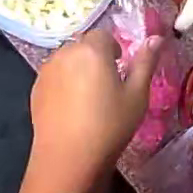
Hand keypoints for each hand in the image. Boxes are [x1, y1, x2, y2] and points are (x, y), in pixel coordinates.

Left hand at [30, 28, 163, 171]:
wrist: (69, 158)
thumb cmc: (109, 125)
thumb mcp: (137, 95)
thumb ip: (146, 62)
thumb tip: (156, 38)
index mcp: (92, 50)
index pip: (103, 35)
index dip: (114, 50)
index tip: (120, 71)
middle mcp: (65, 53)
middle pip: (83, 46)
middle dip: (95, 59)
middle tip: (107, 87)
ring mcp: (46, 71)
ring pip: (67, 61)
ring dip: (78, 70)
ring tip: (88, 99)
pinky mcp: (35, 89)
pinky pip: (54, 77)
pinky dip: (63, 84)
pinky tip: (71, 109)